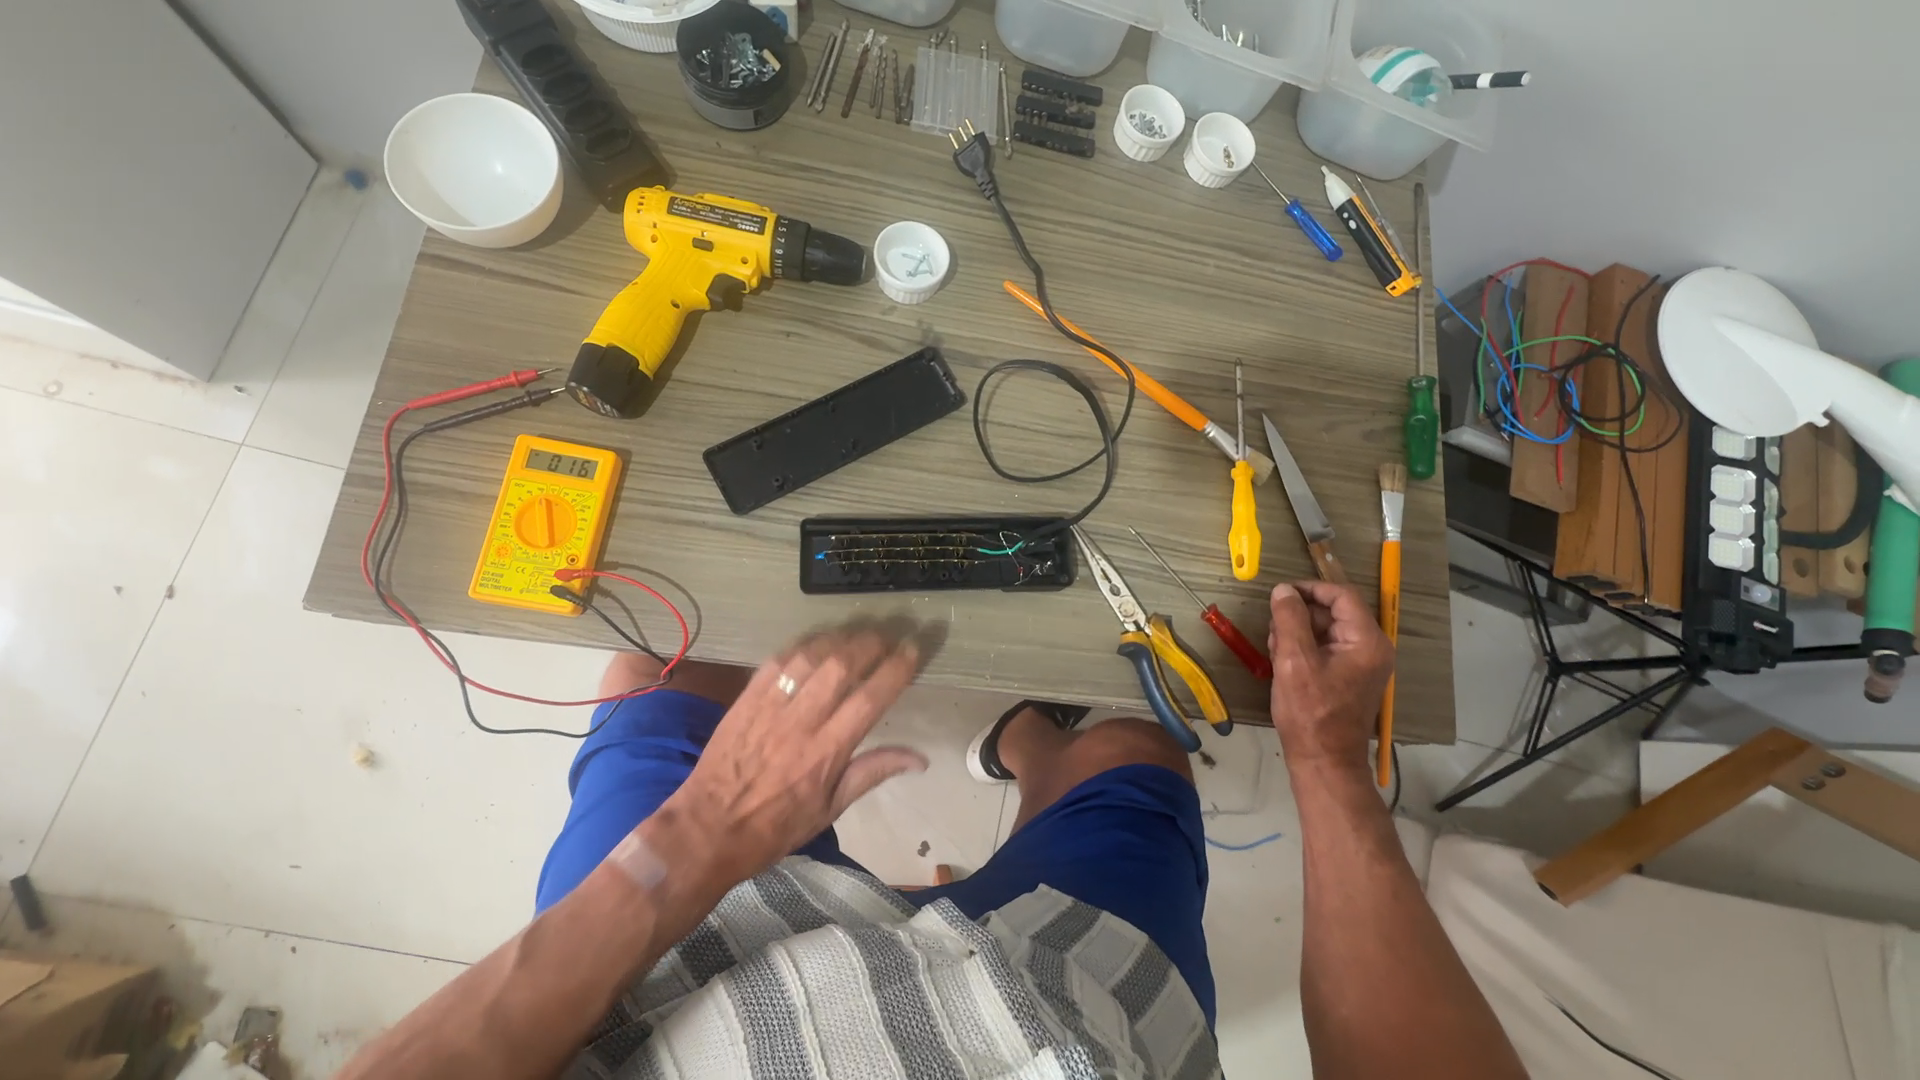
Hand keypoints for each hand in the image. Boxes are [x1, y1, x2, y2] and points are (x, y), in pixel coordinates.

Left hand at [647, 627, 927, 892]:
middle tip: (890, 634)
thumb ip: (873, 773)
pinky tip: (818, 642)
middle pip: (841, 667)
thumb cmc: (775, 827)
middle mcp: (800, 723)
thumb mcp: (831, 810)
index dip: (896, 669)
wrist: (706, 830)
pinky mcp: (745, 699)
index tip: (914, 650)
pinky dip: (803, 646)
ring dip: (839, 639)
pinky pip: (777, 661)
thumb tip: (920, 758)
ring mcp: (769, 707)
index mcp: (826, 753)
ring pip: (809, 657)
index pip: (870, 699)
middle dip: (871, 643)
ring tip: (859, 633)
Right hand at [1267, 582, 1393, 773]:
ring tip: (1276, 653)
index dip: (1310, 589)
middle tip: (1273, 633)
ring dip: (1296, 634)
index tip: (1279, 594)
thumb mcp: (1294, 661)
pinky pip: (1325, 648)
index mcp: (1366, 641)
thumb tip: (1284, 590)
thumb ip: (1289, 620)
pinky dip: (1302, 650)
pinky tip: (1283, 665)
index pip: (1341, 596)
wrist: (1323, 760)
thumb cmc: (1310, 713)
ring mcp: (1361, 663)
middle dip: (1298, 617)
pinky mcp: (1349, 676)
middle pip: (1332, 612)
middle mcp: (1371, 647)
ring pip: (1324, 629)